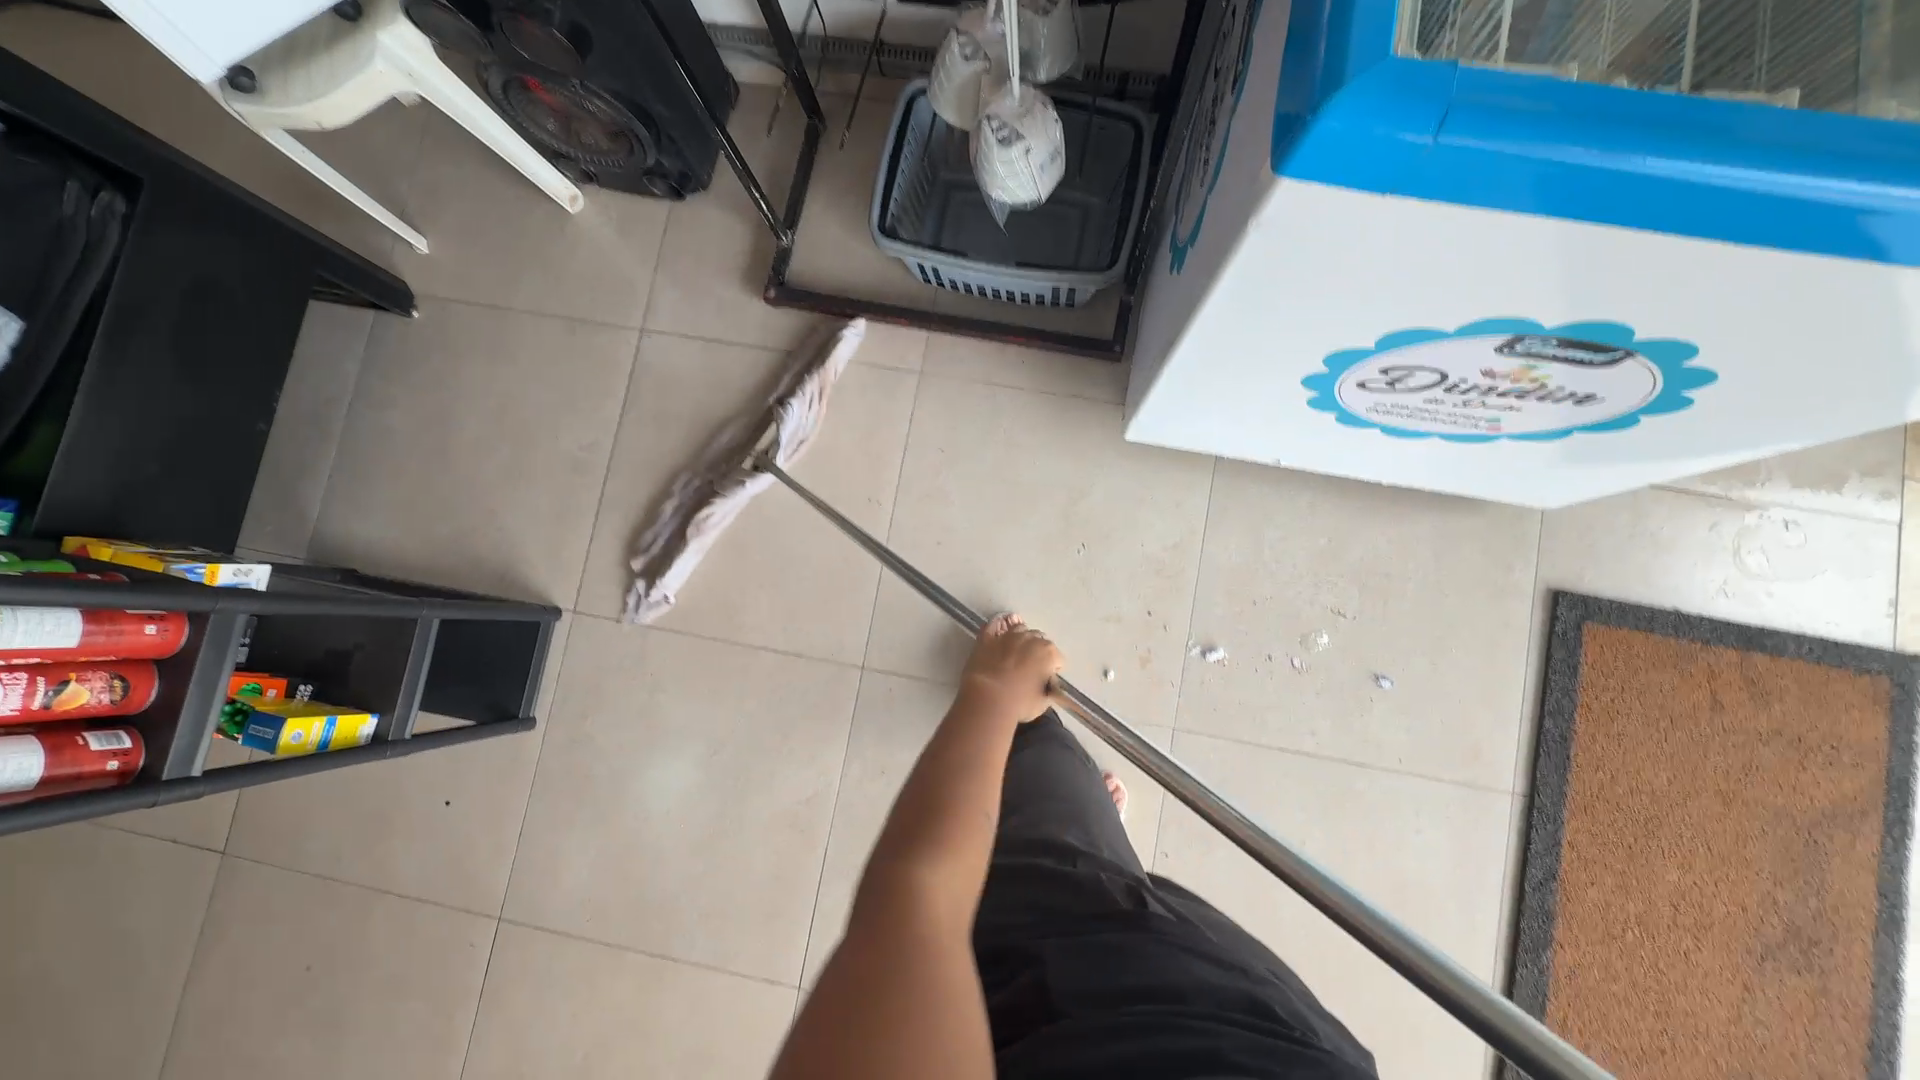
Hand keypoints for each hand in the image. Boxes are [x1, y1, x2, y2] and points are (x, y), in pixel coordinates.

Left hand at [959, 613, 1063, 722]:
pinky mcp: (987, 637)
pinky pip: (995, 624)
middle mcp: (1031, 639)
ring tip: (1016, 652)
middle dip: (1037, 652)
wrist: (987, 700)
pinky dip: (1000, 624)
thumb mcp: (1042, 702)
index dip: (1052, 670)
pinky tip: (1001, 627)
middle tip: (1030, 669)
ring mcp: (1008, 635)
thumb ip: (1049, 690)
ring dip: (1021, 639)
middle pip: (1040, 641)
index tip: (1046, 680)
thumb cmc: (1019, 704)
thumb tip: (1047, 688)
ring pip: (1020, 629)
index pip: (1058, 658)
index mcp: (1048, 653)